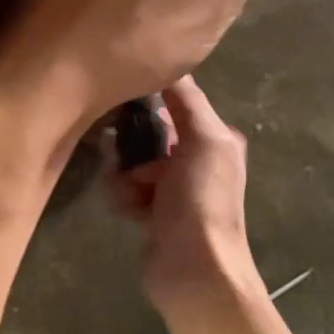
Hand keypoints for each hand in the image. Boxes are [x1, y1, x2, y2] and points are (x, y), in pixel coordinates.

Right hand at [107, 77, 263, 318]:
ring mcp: (173, 189)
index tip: (120, 93)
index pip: (177, 102)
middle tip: (119, 152)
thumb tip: (167, 65)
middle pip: (149, 134)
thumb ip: (185, 100)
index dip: (150, 97)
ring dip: (124, 177)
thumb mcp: (202, 140)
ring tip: (131, 194)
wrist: (194, 269)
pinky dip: (123, 198)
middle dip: (131, 145)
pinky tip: (130, 211)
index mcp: (215, 138)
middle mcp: (196, 160)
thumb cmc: (202, 200)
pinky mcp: (152, 214)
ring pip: (131, 164)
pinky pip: (126, 191)